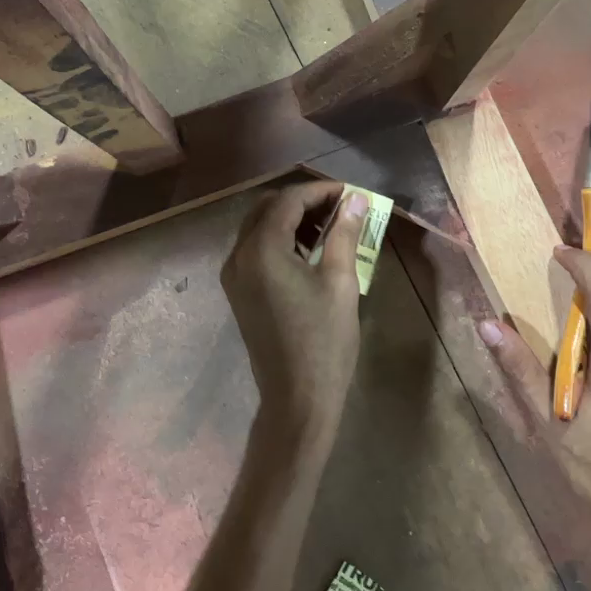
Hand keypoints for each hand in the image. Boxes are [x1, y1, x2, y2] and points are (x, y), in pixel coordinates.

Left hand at [221, 182, 367, 445]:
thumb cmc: (324, 341)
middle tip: (341, 208)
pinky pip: (255, 249)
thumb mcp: (340, 282)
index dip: (321, 191)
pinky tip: (309, 251)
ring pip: (258, 227)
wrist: (297, 399)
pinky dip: (279, 240)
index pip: (289, 200)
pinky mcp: (238, 291)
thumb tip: (356, 201)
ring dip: (291, 219)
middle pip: (267, 208)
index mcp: (262, 250)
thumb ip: (344, 234)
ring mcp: (234, 275)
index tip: (351, 194)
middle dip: (303, 201)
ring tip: (331, 227)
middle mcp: (238, 255)